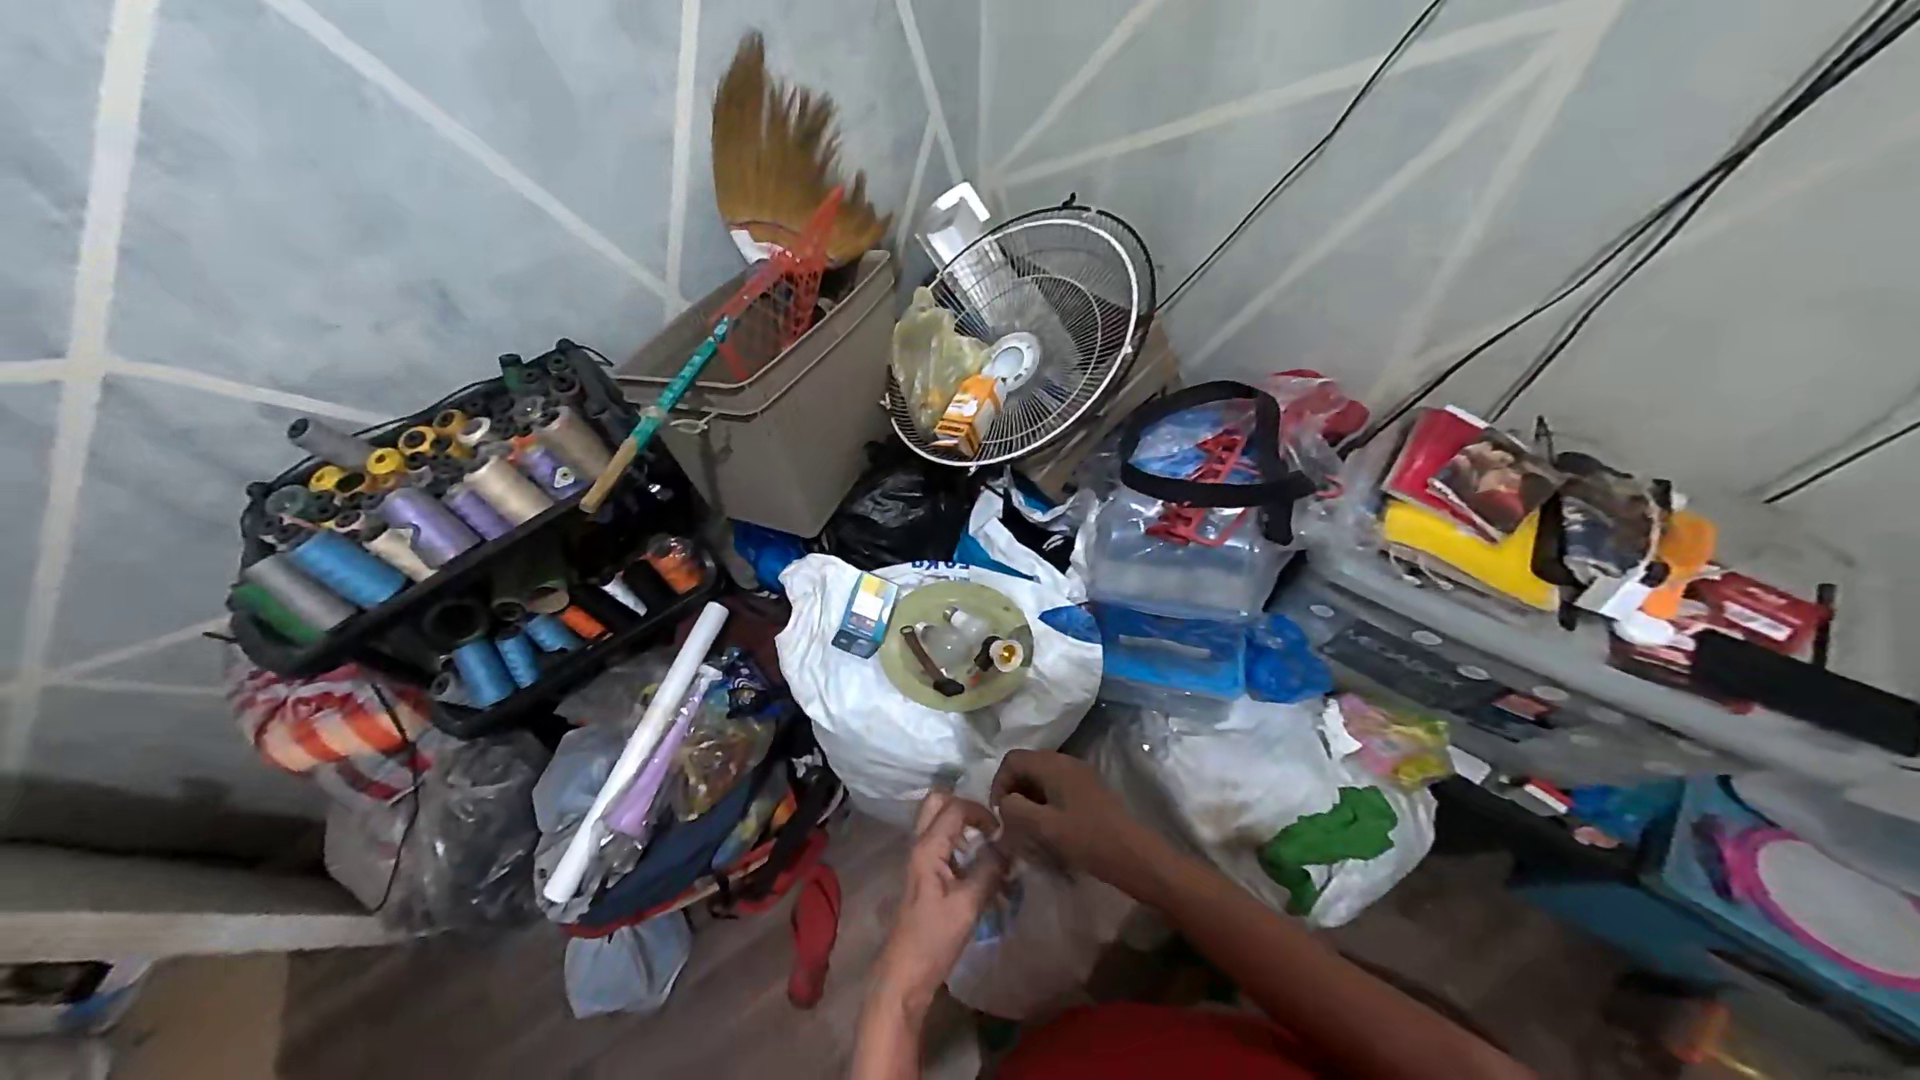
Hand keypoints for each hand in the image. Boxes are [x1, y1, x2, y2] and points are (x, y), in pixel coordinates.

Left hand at [874, 792, 1007, 1016]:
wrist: (904, 973)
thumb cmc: (934, 938)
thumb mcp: (968, 904)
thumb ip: (990, 869)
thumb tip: (1010, 846)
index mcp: (928, 847)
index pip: (955, 807)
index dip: (981, 811)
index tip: (1002, 830)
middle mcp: (919, 844)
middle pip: (937, 803)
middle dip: (965, 806)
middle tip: (989, 826)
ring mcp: (919, 858)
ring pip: (938, 822)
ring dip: (962, 824)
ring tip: (989, 844)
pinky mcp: (923, 874)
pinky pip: (941, 842)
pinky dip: (959, 843)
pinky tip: (979, 865)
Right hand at [991, 749, 1164, 893]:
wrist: (1134, 855)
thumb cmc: (1087, 840)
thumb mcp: (1044, 827)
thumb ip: (1015, 809)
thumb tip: (1004, 802)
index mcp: (1053, 764)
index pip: (1012, 760)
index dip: (999, 784)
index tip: (1000, 814)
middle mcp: (1066, 761)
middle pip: (1027, 765)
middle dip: (1014, 790)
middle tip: (1012, 821)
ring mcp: (1080, 774)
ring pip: (1042, 777)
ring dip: (1029, 797)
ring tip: (1028, 826)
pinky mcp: (1089, 789)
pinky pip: (1057, 786)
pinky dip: (1045, 801)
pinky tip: (1049, 826)